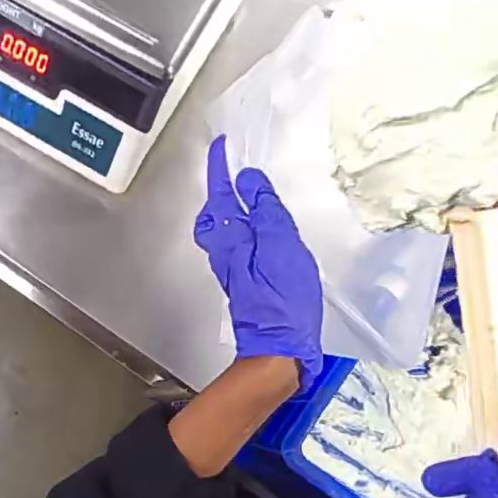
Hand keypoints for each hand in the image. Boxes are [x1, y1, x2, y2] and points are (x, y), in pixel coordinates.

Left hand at [194, 136, 323, 389]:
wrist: (281, 349)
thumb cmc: (283, 302)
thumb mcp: (280, 248)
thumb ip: (264, 213)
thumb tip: (247, 182)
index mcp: (232, 242)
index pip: (220, 197)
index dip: (220, 171)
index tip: (221, 148)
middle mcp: (227, 256)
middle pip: (214, 217)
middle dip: (218, 193)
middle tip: (230, 173)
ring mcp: (236, 271)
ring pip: (225, 233)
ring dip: (232, 210)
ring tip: (248, 195)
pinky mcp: (248, 284)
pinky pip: (241, 247)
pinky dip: (246, 230)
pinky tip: (261, 230)